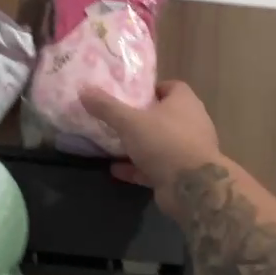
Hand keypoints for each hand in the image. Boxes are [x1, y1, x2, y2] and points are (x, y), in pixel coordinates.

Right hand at [80, 81, 222, 199]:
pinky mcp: (181, 174)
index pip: (171, 87)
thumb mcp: (129, 121)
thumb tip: (84, 90)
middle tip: (117, 119)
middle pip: (164, 116)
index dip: (150, 89)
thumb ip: (107, 107)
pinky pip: (156, 167)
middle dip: (141, 118)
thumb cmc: (164, 142)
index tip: (129, 95)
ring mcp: (187, 150)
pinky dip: (137, 168)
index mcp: (184, 102)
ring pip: (160, 143)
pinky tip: (115, 170)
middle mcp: (191, 123)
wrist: (191, 186)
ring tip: (113, 144)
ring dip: (138, 145)